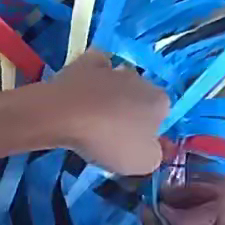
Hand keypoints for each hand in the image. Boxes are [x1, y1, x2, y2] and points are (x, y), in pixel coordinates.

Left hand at [37, 50, 168, 175]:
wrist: (63, 114)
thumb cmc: (107, 141)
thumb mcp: (142, 163)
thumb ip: (154, 155)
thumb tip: (151, 147)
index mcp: (160, 101)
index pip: (161, 117)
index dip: (146, 132)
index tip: (128, 145)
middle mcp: (141, 79)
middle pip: (139, 97)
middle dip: (128, 112)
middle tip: (108, 134)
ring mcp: (113, 67)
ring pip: (117, 83)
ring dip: (109, 96)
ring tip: (89, 117)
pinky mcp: (86, 61)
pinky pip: (95, 67)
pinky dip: (91, 77)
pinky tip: (81, 91)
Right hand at [151, 175, 224, 224]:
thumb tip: (147, 207)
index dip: (190, 201)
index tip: (161, 213)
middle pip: (224, 196)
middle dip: (188, 196)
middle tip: (156, 203)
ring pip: (217, 206)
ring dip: (186, 205)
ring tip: (158, 213)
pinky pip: (211, 224)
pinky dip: (188, 219)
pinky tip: (167, 223)